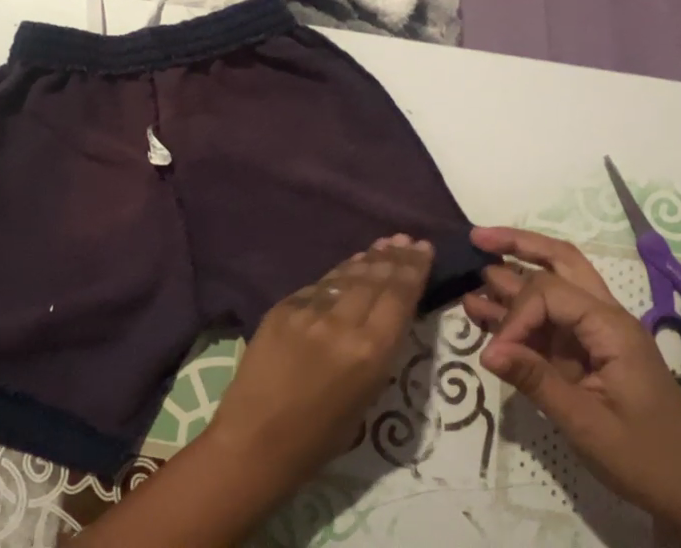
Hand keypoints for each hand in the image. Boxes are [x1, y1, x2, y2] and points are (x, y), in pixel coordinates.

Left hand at [75, 236, 434, 547]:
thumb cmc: (319, 438)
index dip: (413, 268)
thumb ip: (377, 352)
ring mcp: (308, 312)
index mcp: (371, 351)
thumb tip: (384, 318)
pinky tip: (344, 270)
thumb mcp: (366, 398)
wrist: (255, 440)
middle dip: (393, 257)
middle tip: (407, 240)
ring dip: (366, 260)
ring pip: (344, 277)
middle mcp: (342, 323)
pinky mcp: (281, 309)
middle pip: (374, 279)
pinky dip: (335, 276)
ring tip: (383, 245)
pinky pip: (316, 288)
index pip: (398, 296)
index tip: (424, 247)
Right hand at [465, 228, 680, 547]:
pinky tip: (486, 310)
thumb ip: (536, 381)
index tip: (496, 354)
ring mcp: (599, 336)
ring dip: (515, 277)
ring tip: (471, 271)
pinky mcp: (590, 355)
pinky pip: (552, 322)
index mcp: (612, 328)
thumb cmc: (645, 458)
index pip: (548, 293)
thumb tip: (488, 352)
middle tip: (476, 236)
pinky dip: (520, 314)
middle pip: (560, 262)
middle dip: (519, 244)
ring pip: (555, 287)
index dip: (514, 315)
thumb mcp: (587, 424)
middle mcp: (607, 319)